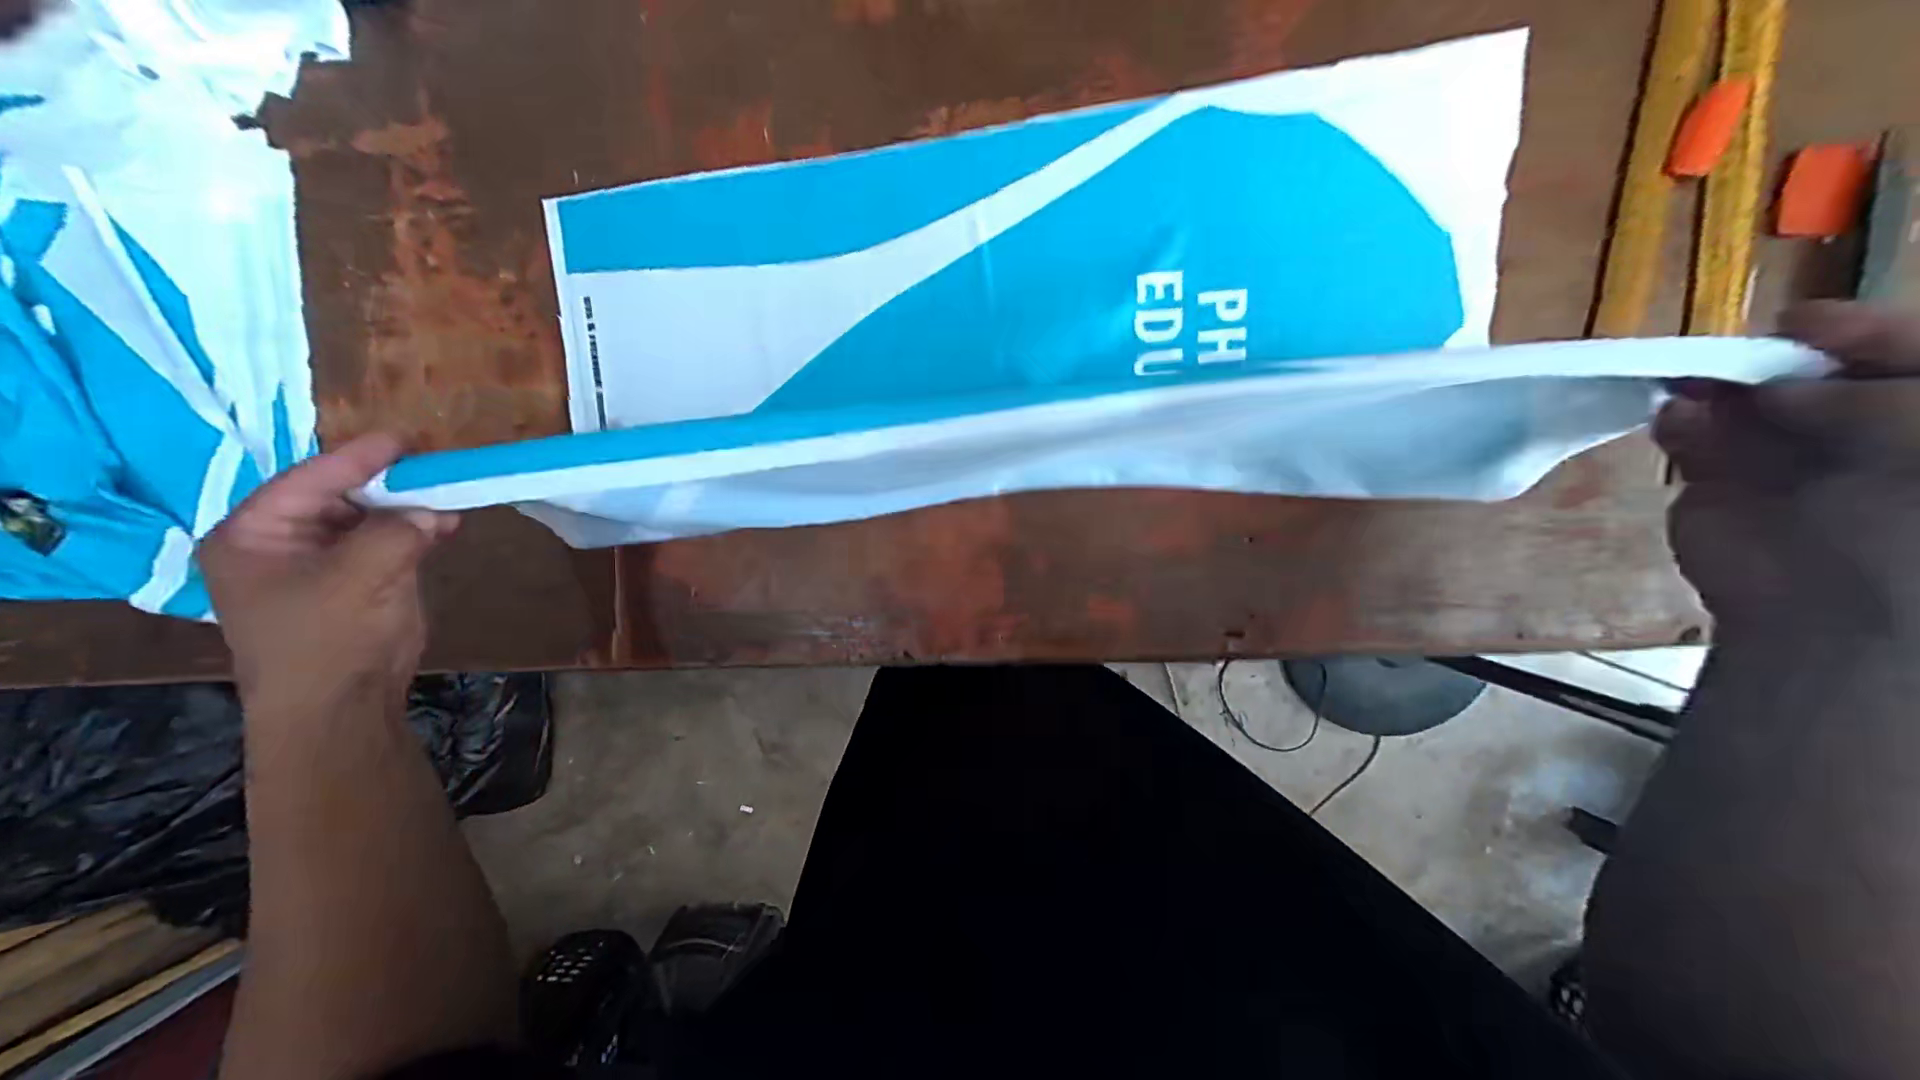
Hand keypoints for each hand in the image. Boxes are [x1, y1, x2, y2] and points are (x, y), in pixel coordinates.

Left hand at [199, 434, 458, 709]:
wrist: (341, 704)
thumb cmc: (329, 637)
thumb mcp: (360, 575)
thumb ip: (397, 530)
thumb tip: (434, 510)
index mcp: (253, 536)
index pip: (307, 481)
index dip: (357, 458)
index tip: (403, 439)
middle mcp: (282, 543)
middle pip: (338, 496)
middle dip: (388, 484)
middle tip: (432, 468)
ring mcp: (322, 564)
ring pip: (369, 519)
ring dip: (408, 509)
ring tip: (448, 496)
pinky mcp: (359, 583)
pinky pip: (388, 543)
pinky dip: (417, 532)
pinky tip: (446, 525)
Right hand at [1656, 301, 1919, 639]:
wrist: (1831, 624)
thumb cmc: (1909, 537)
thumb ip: (1878, 403)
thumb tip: (1777, 388)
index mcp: (1918, 425)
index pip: (1906, 356)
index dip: (1873, 331)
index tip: (1808, 323)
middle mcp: (1865, 433)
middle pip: (1819, 372)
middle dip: (1785, 359)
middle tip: (1750, 349)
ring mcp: (1789, 459)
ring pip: (1747, 399)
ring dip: (1719, 387)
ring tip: (1690, 380)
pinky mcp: (1718, 483)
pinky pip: (1694, 437)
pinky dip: (1680, 423)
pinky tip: (1674, 420)